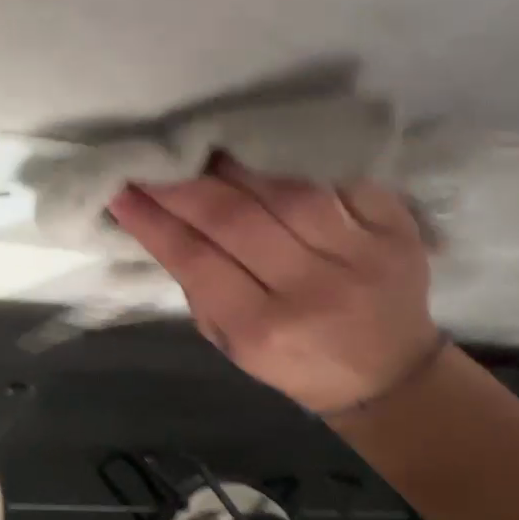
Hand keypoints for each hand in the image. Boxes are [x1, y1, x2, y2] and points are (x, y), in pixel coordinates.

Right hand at [106, 155, 440, 414]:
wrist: (387, 371)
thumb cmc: (288, 358)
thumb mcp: (227, 338)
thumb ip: (199, 284)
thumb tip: (161, 225)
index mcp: (261, 325)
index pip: (195, 260)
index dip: (154, 222)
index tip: (121, 192)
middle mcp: (313, 287)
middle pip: (237, 220)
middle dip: (184, 186)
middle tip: (151, 161)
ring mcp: (361, 254)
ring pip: (288, 192)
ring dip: (236, 166)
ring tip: (201, 148)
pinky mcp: (398, 229)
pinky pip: (343, 181)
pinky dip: (299, 162)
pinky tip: (264, 150)